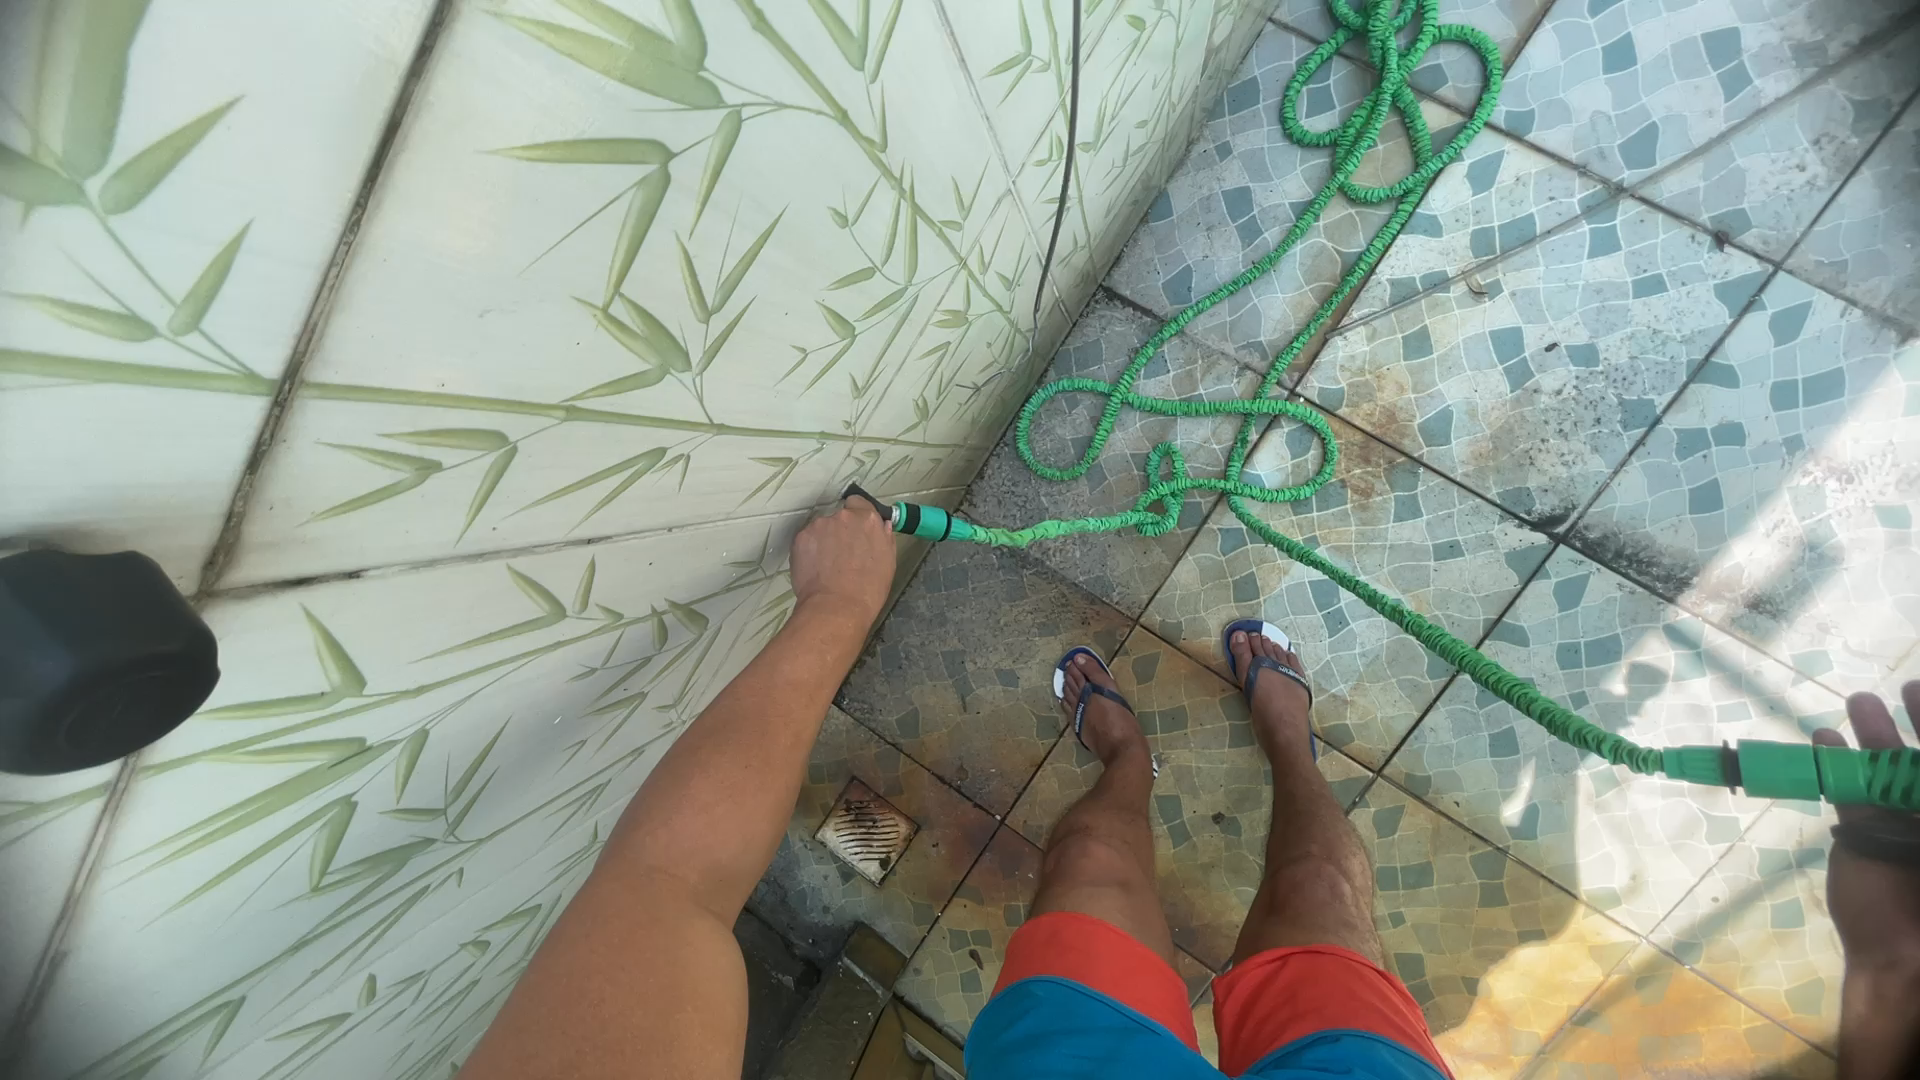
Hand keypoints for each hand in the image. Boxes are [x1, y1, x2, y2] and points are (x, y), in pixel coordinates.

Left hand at [789, 496, 893, 623]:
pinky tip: (816, 569)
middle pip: (840, 517)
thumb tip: (881, 526)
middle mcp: (843, 516)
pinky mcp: (801, 537)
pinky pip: (807, 540)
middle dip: (841, 531)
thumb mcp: (888, 562)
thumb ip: (884, 538)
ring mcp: (820, 525)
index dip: (857, 515)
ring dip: (824, 541)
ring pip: (822, 529)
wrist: (837, 607)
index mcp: (868, 519)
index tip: (856, 530)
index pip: (859, 503)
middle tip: (843, 555)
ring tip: (827, 566)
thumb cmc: (868, 590)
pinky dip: (810, 550)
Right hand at [1814, 682, 1919, 1078]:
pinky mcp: (1863, 830)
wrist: (1908, 957)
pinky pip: (1847, 788)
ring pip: (1890, 768)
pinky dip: (1834, 763)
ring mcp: (1905, 822)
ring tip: (1860, 701)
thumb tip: (1897, 766)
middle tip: (1910, 687)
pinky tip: (1827, 739)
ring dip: (1877, 736)